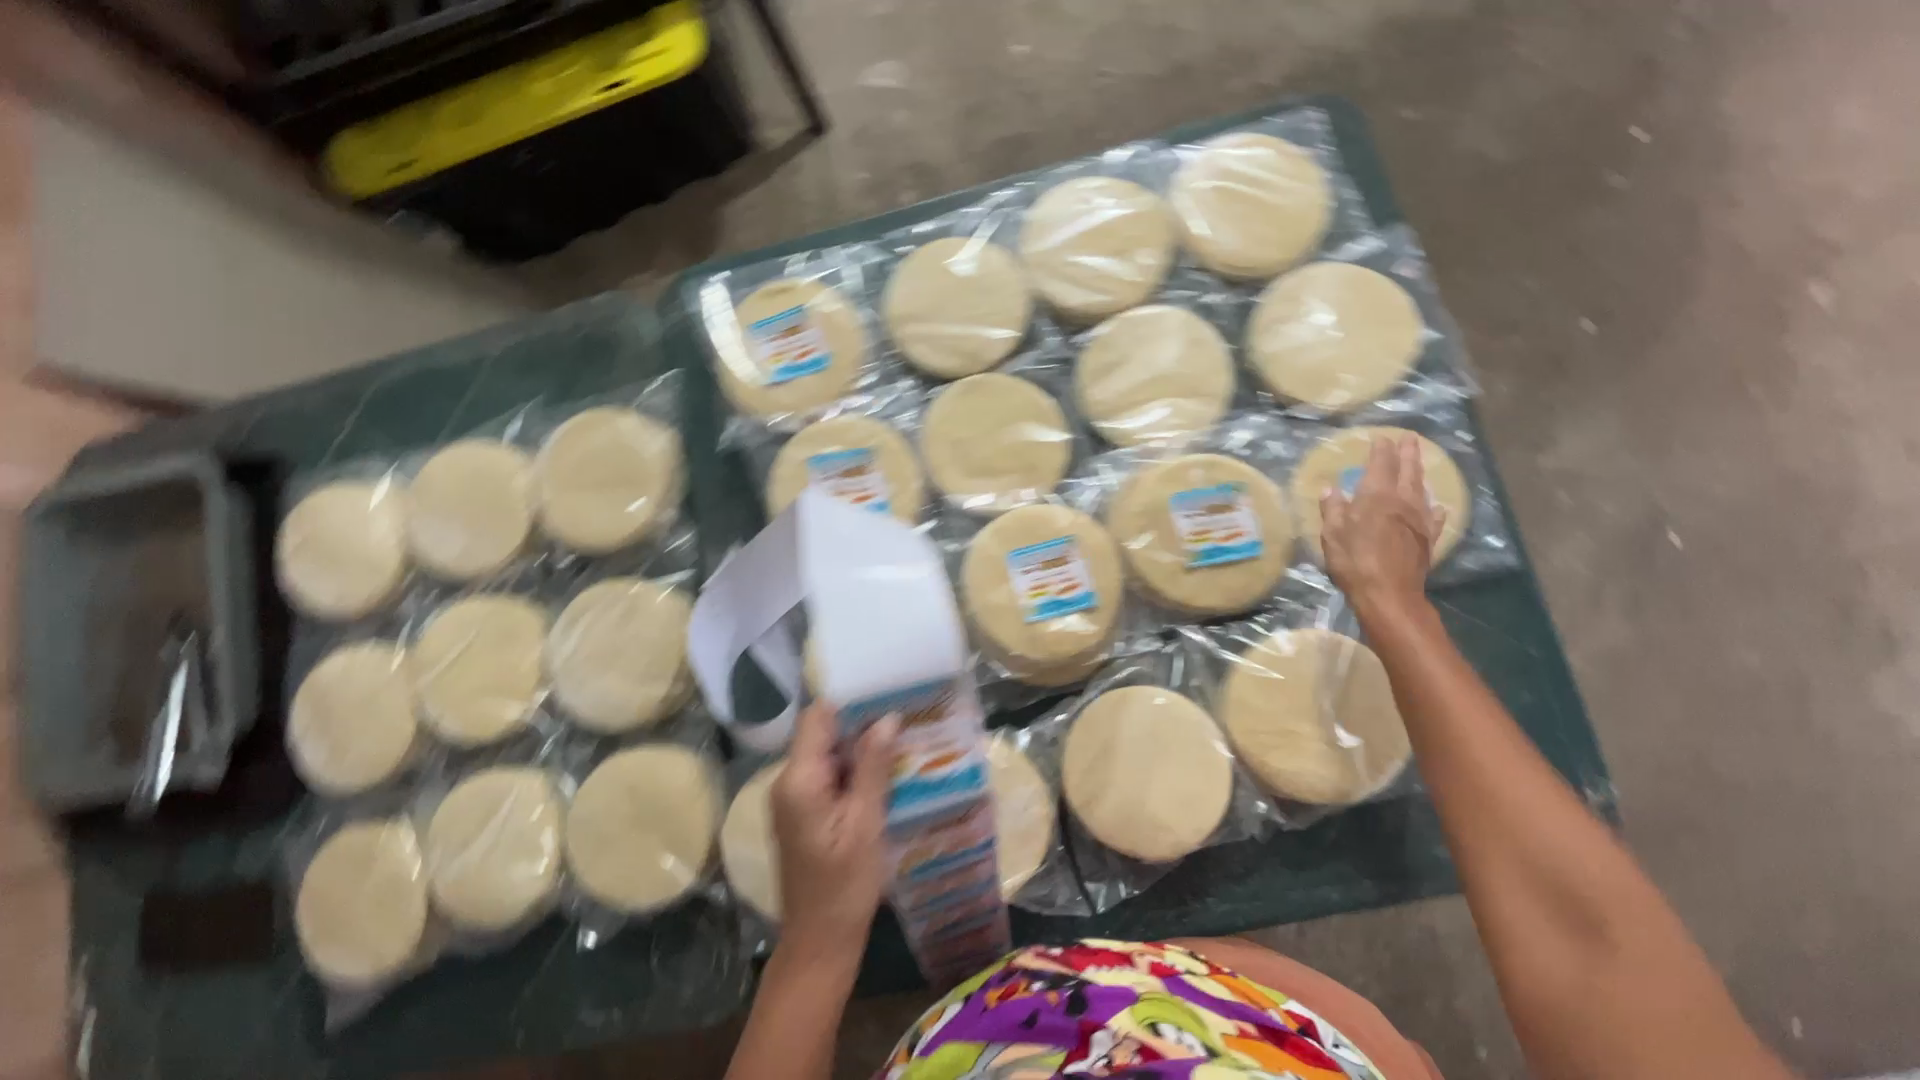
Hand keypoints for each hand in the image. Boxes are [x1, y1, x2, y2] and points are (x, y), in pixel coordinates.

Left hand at [772, 703, 898, 950]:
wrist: (820, 942)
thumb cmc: (844, 886)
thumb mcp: (866, 824)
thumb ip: (873, 768)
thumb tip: (886, 718)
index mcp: (798, 780)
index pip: (817, 718)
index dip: (850, 702)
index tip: (886, 692)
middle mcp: (787, 783)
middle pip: (822, 734)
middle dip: (861, 724)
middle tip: (904, 714)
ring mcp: (793, 800)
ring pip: (827, 757)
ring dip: (861, 749)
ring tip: (903, 738)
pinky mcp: (803, 816)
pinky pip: (828, 779)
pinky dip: (854, 773)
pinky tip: (886, 773)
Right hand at [1321, 434, 1445, 616]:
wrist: (1388, 593)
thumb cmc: (1354, 561)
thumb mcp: (1332, 534)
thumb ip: (1333, 509)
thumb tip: (1331, 489)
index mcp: (1376, 495)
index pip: (1380, 464)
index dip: (1381, 449)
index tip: (1381, 438)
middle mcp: (1402, 501)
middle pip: (1408, 470)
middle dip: (1408, 452)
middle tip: (1409, 438)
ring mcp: (1419, 519)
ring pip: (1422, 489)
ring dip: (1420, 473)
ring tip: (1420, 463)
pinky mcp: (1428, 538)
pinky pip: (1434, 517)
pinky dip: (1434, 508)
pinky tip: (1438, 506)